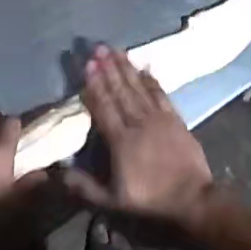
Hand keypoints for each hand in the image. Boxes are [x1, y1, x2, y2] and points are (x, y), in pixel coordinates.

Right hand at [64, 45, 216, 240]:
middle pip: (120, 91)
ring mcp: (158, 118)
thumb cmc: (150, 201)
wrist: (192, 200)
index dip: (94, 85)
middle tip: (98, 48)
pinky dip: (151, 80)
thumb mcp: (112, 201)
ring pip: (138, 87)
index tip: (86, 65)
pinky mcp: (175, 119)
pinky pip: (160, 94)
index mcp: (120, 141)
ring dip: (126, 68)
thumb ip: (84, 186)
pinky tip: (144, 68)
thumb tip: (57, 172)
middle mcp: (138, 122)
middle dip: (108, 68)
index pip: (103, 107)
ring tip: (116, 50)